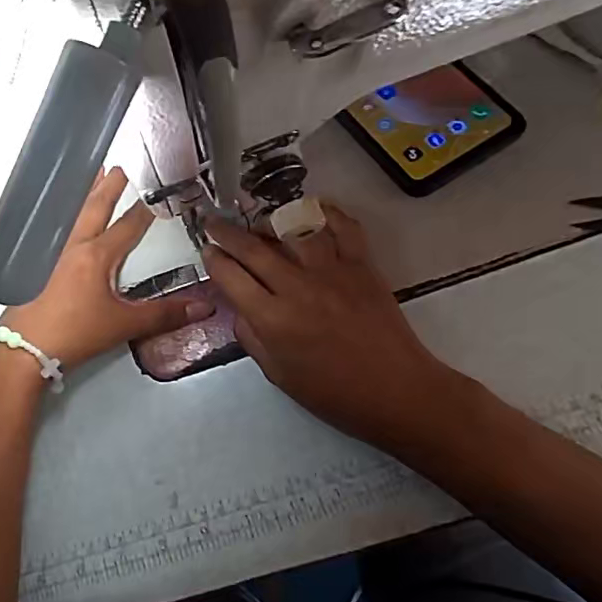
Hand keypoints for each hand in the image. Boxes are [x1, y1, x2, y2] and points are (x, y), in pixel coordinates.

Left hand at [0, 168, 213, 372]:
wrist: (23, 348)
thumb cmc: (73, 334)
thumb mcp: (123, 325)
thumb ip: (164, 315)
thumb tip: (202, 307)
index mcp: (97, 256)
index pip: (128, 226)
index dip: (146, 209)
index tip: (158, 190)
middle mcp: (72, 246)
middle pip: (94, 207)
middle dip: (110, 186)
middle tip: (120, 166)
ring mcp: (49, 251)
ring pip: (71, 213)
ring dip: (85, 194)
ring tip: (92, 176)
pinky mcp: (32, 262)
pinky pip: (52, 226)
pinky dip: (63, 213)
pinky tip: (62, 217)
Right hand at [203, 205, 468, 456]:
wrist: (394, 389)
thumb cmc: (333, 392)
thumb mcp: (279, 375)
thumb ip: (253, 338)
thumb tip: (240, 308)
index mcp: (273, 320)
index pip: (231, 277)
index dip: (214, 260)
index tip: (207, 251)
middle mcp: (297, 288)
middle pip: (254, 248)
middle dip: (227, 232)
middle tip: (214, 223)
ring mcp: (331, 271)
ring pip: (293, 229)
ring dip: (269, 220)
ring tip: (259, 221)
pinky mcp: (361, 265)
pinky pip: (342, 227)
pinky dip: (326, 212)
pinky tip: (312, 208)